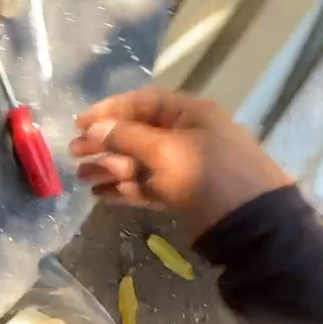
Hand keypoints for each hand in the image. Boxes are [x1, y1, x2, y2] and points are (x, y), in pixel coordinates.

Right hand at [67, 87, 291, 235]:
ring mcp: (181, 165)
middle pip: (135, 133)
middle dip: (103, 143)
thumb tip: (94, 128)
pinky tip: (99, 195)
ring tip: (82, 178)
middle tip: (73, 153)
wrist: (248, 221)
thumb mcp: (164, 150)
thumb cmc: (207, 174)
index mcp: (188, 114)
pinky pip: (144, 185)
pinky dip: (122, 189)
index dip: (108, 110)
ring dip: (108, 168)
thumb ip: (125, 137)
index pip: (141, 102)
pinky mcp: (178, 191)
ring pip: (136, 162)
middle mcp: (184, 134)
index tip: (79, 123)